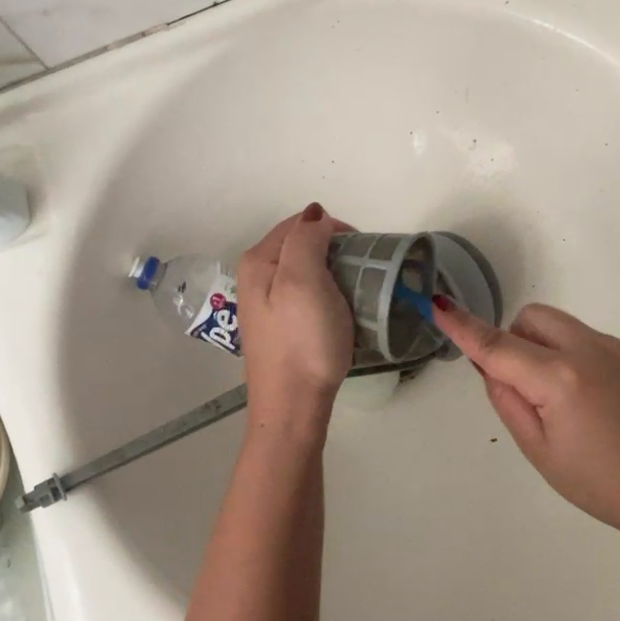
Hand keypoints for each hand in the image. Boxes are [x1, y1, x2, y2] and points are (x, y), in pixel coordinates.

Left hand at [237, 204, 355, 425]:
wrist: (293, 405)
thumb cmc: (302, 340)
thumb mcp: (304, 279)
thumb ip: (306, 239)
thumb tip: (315, 215)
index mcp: (258, 260)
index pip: (299, 223)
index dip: (334, 229)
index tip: (363, 250)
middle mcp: (256, 278)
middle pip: (301, 246)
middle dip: (335, 251)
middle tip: (363, 272)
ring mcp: (267, 305)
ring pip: (306, 272)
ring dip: (334, 275)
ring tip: (356, 293)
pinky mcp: (281, 328)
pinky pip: (307, 297)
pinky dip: (328, 297)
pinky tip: (341, 313)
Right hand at [432, 299, 619, 540]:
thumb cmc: (603, 485)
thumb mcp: (540, 451)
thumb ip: (508, 400)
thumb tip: (492, 365)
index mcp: (559, 379)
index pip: (498, 346)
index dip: (464, 326)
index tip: (438, 303)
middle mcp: (591, 350)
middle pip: (534, 319)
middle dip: (517, 339)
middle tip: (526, 387)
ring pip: (566, 330)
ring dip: (552, 352)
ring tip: (575, 405)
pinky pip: (598, 345)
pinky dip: (586, 364)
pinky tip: (607, 407)